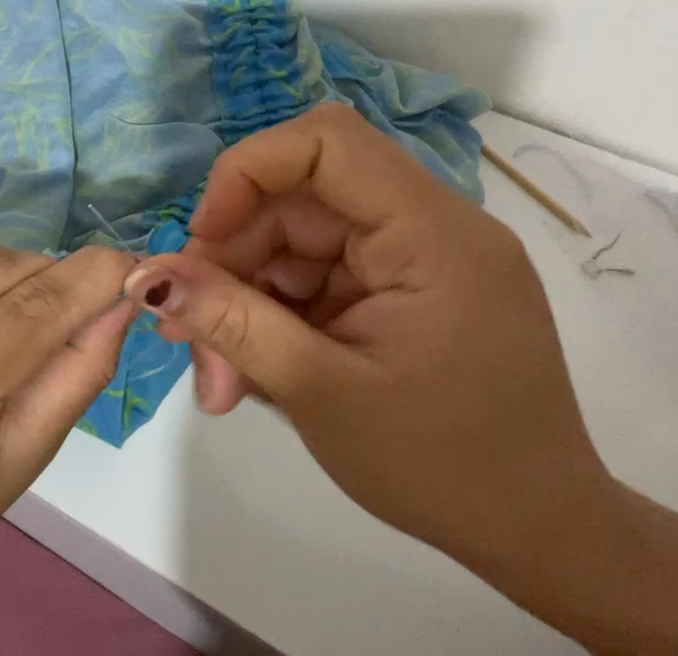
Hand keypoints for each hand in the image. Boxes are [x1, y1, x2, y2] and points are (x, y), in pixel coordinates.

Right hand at [125, 103, 613, 561]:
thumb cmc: (441, 466)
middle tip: (187, 333)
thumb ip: (229, 322)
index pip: (327, 143)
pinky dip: (269, 313)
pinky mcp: (397, 288)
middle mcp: (427, 228)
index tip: (202, 239)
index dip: (247, 172)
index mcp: (434, 236)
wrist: (534, 534)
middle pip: (295, 199)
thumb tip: (143, 278)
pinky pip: (309, 274)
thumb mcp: (319, 391)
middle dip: (230, 260)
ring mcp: (412, 258)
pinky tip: (248, 369)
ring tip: (219, 378)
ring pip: (290, 241)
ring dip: (241, 297)